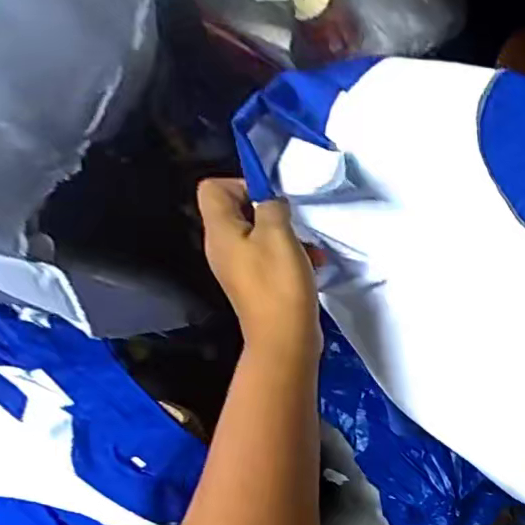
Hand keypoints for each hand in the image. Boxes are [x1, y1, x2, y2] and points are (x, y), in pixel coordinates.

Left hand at [197, 178, 320, 363]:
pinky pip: (269, 260)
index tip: (271, 199)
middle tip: (293, 224)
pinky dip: (288, 258)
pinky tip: (311, 266)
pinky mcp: (257, 287)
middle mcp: (222, 248)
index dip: (241, 184)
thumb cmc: (279, 285)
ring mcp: (239, 270)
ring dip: (285, 237)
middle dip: (269, 212)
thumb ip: (272, 206)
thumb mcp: (279, 234)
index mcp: (219, 231)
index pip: (213, 188)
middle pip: (238, 212)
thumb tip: (272, 203)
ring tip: (309, 249)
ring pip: (258, 237)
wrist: (285, 340)